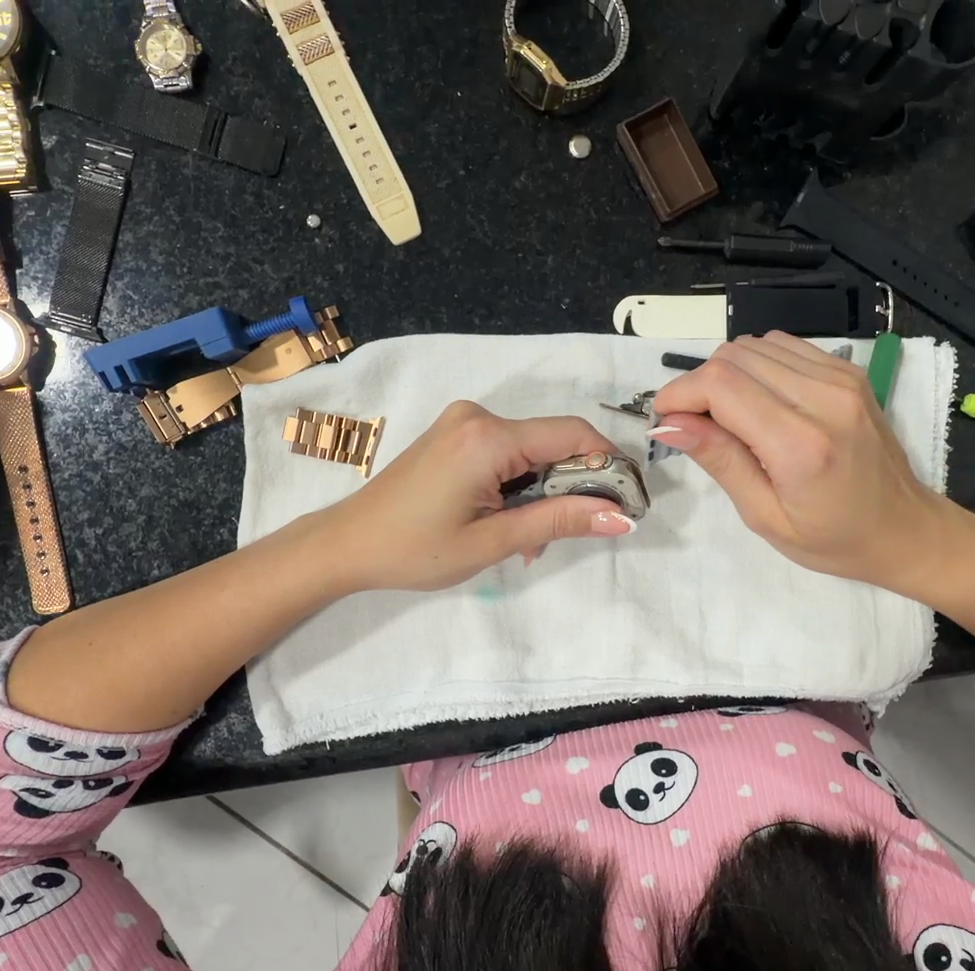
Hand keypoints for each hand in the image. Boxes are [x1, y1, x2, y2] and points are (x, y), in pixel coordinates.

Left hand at [311, 401, 638, 591]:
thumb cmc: (415, 549)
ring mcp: (464, 422)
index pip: (573, 434)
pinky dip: (520, 485)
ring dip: (544, 492)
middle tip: (567, 536)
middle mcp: (478, 416)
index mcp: (487, 438)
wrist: (347, 544)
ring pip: (533, 451)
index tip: (627, 503)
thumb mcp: (493, 542)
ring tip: (529, 541)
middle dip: (571, 487)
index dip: (609, 465)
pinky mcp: (455, 434)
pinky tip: (509, 521)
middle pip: (554, 442)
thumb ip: (558, 522)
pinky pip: (508, 453)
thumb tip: (622, 517)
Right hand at [650, 332, 953, 591]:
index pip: (721, 385)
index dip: (680, 393)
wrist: (905, 529)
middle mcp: (824, 397)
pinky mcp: (848, 370)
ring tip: (724, 416)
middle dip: (698, 385)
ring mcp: (841, 377)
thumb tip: (669, 423)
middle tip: (692, 424)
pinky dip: (755, 368)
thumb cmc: (832, 540)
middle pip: (734, 357)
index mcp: (801, 444)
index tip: (664, 419)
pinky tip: (757, 403)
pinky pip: (782, 347)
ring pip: (755, 345)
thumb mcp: (765, 516)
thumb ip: (720, 460)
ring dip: (726, 374)